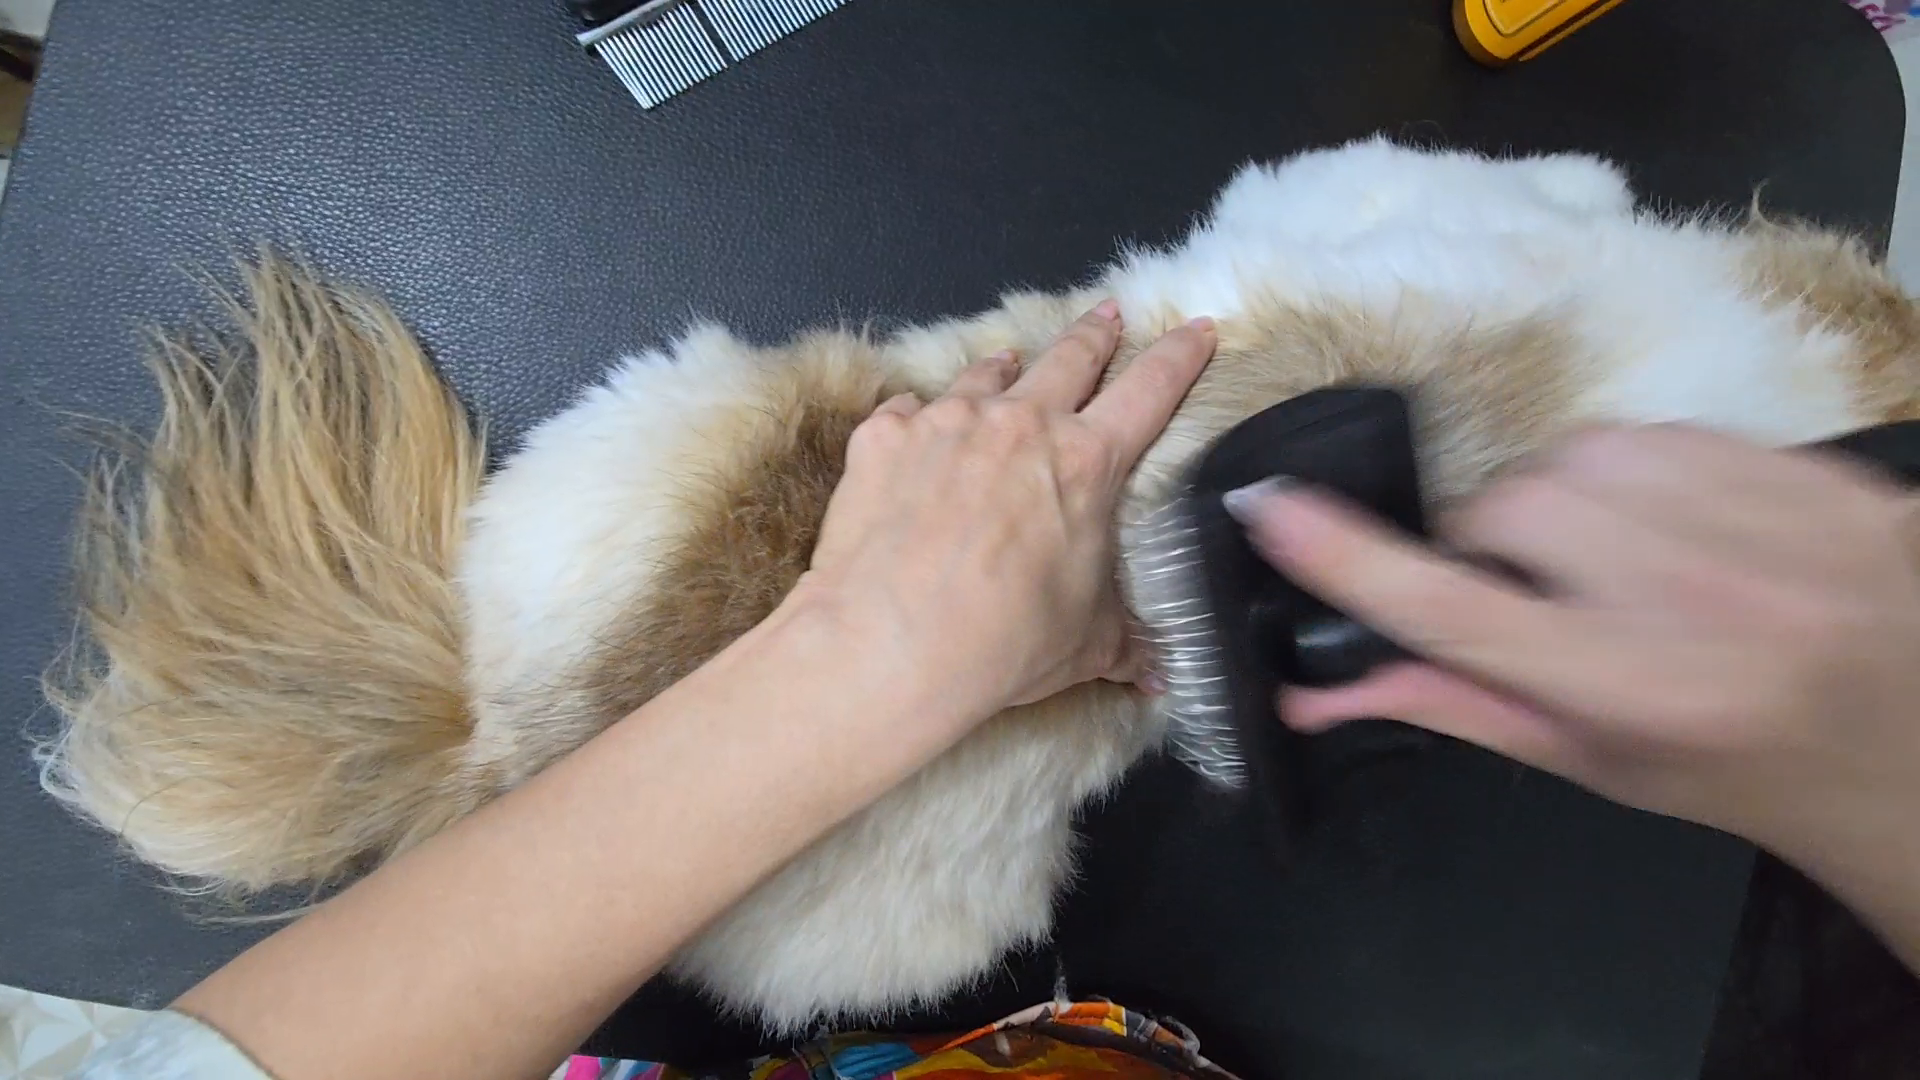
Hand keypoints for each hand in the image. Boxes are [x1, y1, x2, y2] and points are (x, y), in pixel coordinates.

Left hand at [797, 301, 1215, 729]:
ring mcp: (946, 422)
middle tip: (1107, 315)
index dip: (1179, 356)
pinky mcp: (884, 437)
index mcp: (1084, 463)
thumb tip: (1157, 678)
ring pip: (985, 374)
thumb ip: (1125, 645)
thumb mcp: (1086, 645)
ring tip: (1007, 360)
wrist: (892, 642)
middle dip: (1094, 335)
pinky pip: (909, 411)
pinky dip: (919, 418)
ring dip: (1003, 367)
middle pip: (1069, 359)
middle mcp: (1018, 425)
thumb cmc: (1006, 642)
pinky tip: (916, 429)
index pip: (1150, 391)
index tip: (1195, 329)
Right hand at [1231, 423, 1919, 870]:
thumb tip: (1304, 691)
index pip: (1447, 612)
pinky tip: (1658, 520)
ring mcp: (1781, 530)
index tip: (1268, 508)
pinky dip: (1622, 471)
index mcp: (1631, 690)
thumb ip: (1431, 700)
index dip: (1345, 558)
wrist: (1918, 755)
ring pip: (1571, 458)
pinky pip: (1652, 433)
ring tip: (1597, 551)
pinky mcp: (1824, 478)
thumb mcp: (1567, 751)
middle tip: (1525, 585)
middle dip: (1485, 541)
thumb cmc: (1717, 766)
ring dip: (1551, 501)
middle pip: (1507, 509)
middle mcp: (1708, 606)